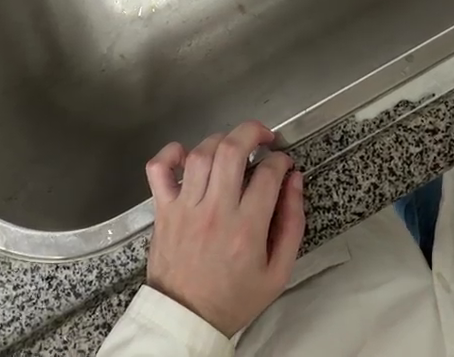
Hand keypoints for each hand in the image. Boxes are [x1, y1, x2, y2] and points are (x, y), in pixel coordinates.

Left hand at [144, 120, 304, 336]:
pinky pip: (159, 169)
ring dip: (220, 140)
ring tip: (232, 148)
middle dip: (252, 132)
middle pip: (232, 150)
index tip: (283, 163)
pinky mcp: (163, 209)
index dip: (281, 160)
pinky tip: (185, 154)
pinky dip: (170, 152)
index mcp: (246, 229)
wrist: (187, 320)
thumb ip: (292, 224)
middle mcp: (215, 211)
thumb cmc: (234, 297)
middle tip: (263, 137)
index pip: (268, 173)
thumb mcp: (278, 273)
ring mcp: (185, 208)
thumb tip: (294, 181)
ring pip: (201, 153)